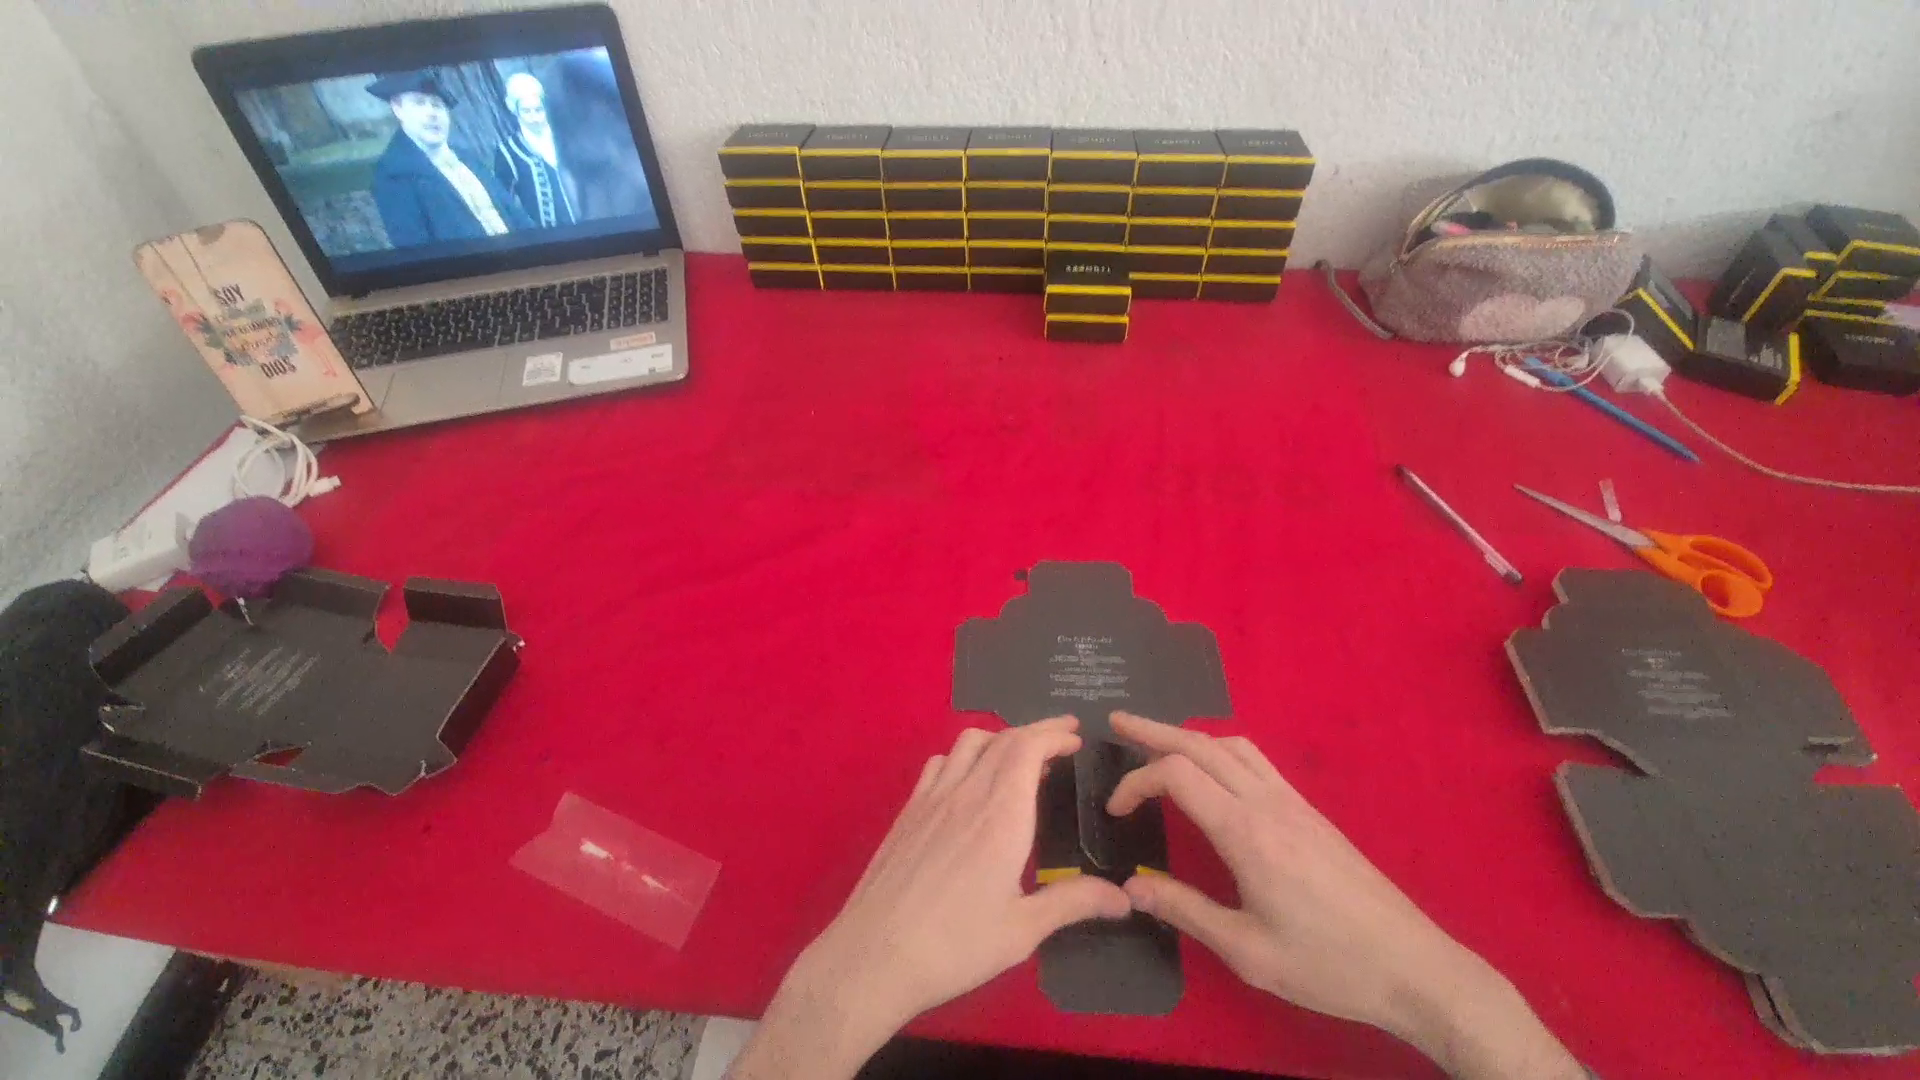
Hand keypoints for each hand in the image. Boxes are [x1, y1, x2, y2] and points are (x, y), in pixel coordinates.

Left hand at [729, 718, 1130, 1079]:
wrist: (875, 954)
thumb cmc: (955, 945)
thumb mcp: (1023, 930)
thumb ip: (1073, 903)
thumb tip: (1124, 898)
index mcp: (1001, 815)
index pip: (1028, 749)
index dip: (1054, 734)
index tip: (1076, 737)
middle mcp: (966, 794)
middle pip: (1002, 739)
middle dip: (1036, 730)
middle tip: (1063, 736)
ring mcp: (931, 799)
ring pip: (967, 743)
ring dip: (999, 738)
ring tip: (1019, 755)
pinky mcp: (908, 812)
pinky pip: (938, 764)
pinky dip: (963, 756)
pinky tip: (968, 780)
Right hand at [1107, 712, 1584, 1079]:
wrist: (1415, 968)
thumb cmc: (1328, 966)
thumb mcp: (1247, 951)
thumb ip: (1185, 911)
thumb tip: (1131, 886)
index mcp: (1246, 832)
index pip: (1177, 775)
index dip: (1136, 781)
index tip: (1114, 808)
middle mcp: (1267, 803)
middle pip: (1201, 745)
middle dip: (1153, 730)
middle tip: (1116, 722)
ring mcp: (1293, 803)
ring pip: (1232, 746)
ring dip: (1188, 736)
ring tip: (1156, 742)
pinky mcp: (1310, 813)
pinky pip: (1256, 761)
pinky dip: (1219, 751)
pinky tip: (1211, 771)